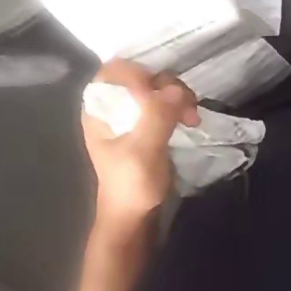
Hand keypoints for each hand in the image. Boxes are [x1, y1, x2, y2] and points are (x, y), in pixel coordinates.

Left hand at [82, 60, 200, 226]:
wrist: (134, 220)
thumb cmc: (131, 186)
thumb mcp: (143, 151)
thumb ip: (156, 116)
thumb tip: (175, 89)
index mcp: (99, 109)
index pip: (114, 70)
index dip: (139, 76)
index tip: (160, 95)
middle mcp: (111, 106)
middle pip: (140, 75)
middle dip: (166, 85)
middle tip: (186, 107)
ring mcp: (130, 115)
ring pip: (156, 87)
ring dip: (177, 96)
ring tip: (192, 118)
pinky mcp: (147, 125)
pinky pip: (165, 102)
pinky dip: (179, 106)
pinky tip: (190, 120)